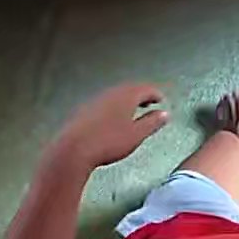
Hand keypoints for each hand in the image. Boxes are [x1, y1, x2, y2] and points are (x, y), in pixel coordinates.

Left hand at [48, 84, 169, 172]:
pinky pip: (105, 103)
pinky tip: (113, 120)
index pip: (145, 89)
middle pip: (130, 89)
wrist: (74, 150)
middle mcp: (111, 94)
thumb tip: (164, 114)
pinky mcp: (85, 111)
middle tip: (149, 103)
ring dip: (127, 101)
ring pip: (116, 96)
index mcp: (126, 96)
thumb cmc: (108, 142)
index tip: (160, 99)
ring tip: (133, 111)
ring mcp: (96, 101)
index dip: (155, 94)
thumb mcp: (137, 135)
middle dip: (141, 96)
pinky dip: (114, 107)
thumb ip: (152, 122)